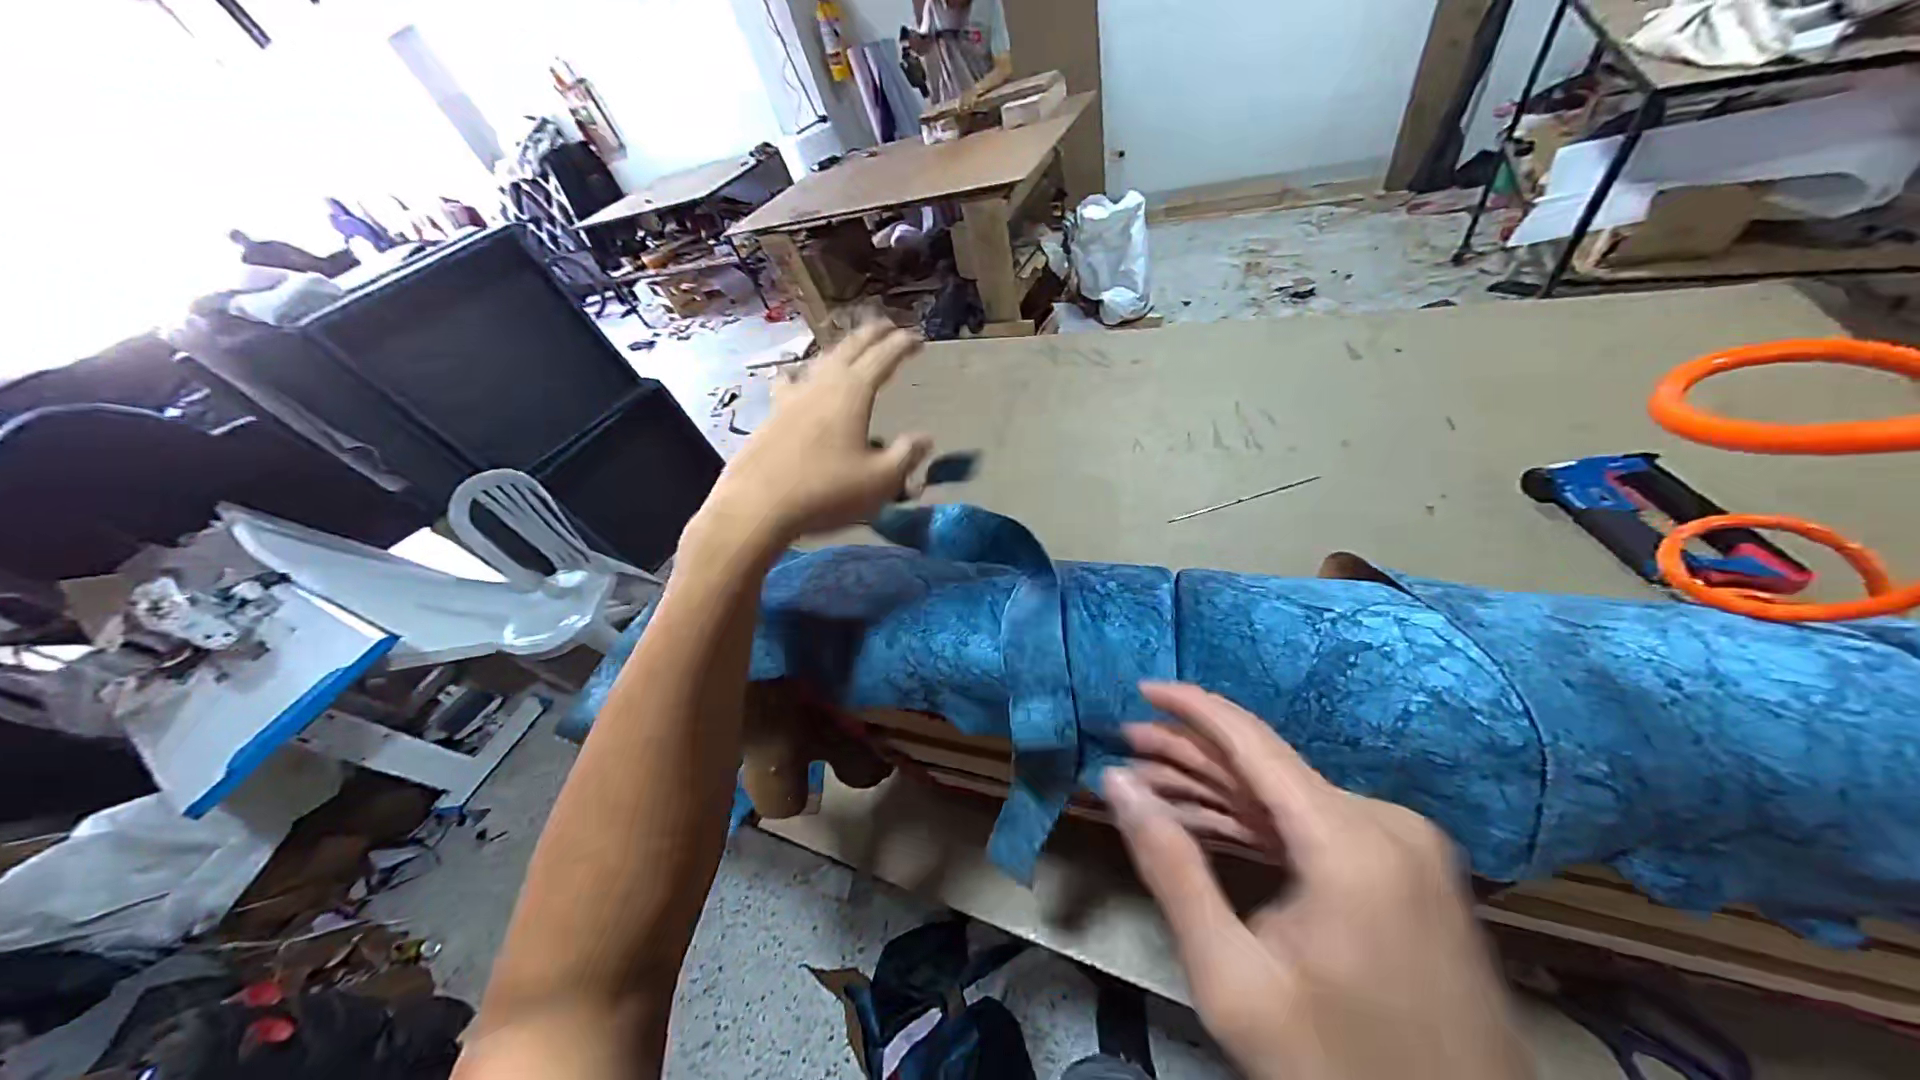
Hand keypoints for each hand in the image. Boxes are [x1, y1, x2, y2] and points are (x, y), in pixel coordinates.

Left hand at [690, 322, 931, 554]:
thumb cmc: (827, 491)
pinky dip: (804, 373)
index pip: (883, 358)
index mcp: (852, 393)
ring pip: (820, 361)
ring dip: (840, 349)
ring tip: (849, 348)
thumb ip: (905, 455)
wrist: (758, 505)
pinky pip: (792, 381)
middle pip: (849, 349)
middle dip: (871, 335)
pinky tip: (795, 378)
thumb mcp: (880, 481)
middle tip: (887, 326)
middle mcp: (821, 385)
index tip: (918, 339)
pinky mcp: (771, 415)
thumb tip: (925, 438)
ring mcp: (791, 397)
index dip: (902, 345)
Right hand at [1103, 682, 1530, 1079]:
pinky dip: (1258, 823)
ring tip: (1151, 780)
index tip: (1143, 687)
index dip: (1192, 708)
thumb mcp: (1232, 976)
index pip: (1255, 743)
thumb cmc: (1334, 1063)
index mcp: (1351, 841)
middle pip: (1268, 769)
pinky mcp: (1404, 868)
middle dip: (1191, 757)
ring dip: (1219, 790)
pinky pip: (1315, 827)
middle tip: (1127, 747)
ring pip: (1288, 797)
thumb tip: (1117, 784)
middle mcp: (1385, 824)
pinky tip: (1205, 818)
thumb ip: (1171, 869)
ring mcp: (1402, 846)